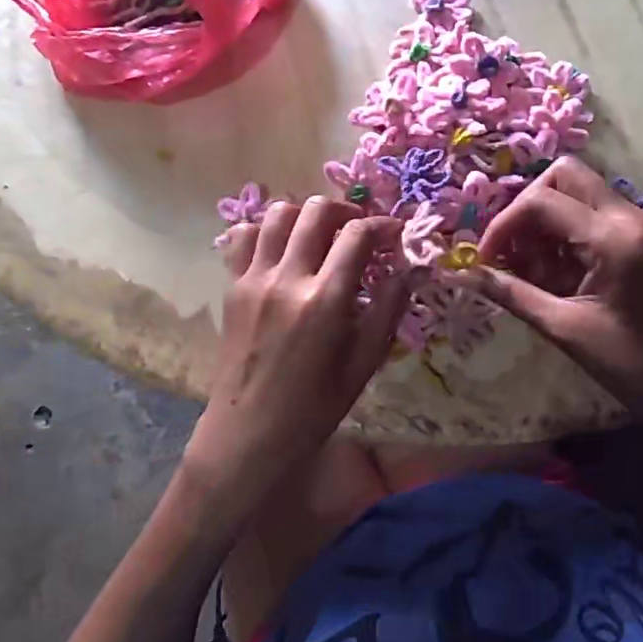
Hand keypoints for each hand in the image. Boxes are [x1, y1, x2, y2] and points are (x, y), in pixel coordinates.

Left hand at [186, 198, 414, 513]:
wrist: (250, 431)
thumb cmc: (316, 405)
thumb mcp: (365, 362)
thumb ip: (389, 308)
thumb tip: (409, 268)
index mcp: (325, 299)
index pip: (358, 234)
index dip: (383, 225)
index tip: (395, 233)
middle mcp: (288, 278)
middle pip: (317, 210)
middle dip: (347, 210)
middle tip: (360, 230)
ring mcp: (254, 278)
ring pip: (279, 213)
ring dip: (307, 215)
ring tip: (323, 235)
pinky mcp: (233, 286)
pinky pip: (246, 236)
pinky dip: (268, 230)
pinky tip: (284, 249)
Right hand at [461, 157, 642, 419]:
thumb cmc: (635, 367)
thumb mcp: (566, 330)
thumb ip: (513, 294)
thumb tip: (463, 275)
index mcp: (614, 237)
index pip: (542, 201)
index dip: (503, 226)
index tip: (485, 261)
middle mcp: (632, 217)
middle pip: (565, 176)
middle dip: (527, 209)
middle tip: (510, 252)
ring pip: (581, 194)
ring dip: (548, 224)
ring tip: (530, 271)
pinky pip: (599, 218)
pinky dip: (570, 237)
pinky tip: (557, 276)